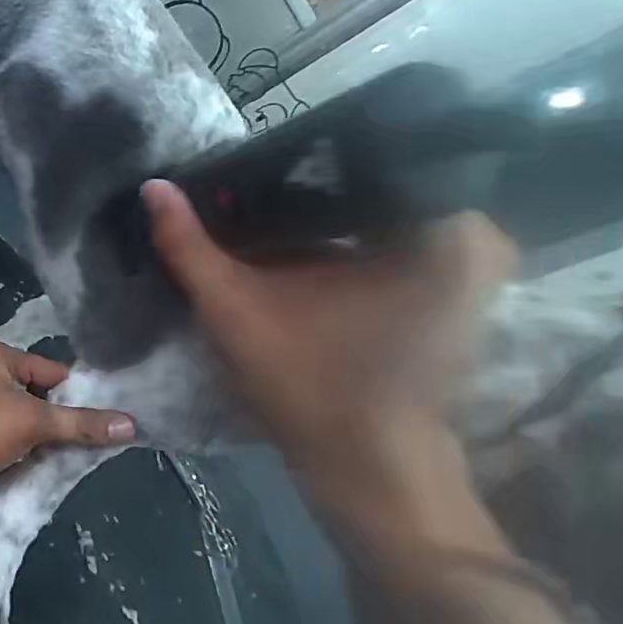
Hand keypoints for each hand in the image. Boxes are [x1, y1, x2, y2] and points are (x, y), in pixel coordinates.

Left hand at [0, 343, 135, 501]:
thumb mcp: (35, 423)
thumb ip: (82, 424)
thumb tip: (130, 425)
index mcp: (4, 357)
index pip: (57, 373)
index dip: (78, 397)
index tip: (102, 421)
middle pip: (43, 395)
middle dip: (61, 418)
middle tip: (88, 440)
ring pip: (28, 416)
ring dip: (44, 435)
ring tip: (67, 453)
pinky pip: (12, 431)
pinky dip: (26, 445)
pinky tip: (40, 461)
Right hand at [142, 179, 514, 521]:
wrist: (367, 473)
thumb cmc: (311, 388)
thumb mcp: (237, 311)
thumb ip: (191, 248)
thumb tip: (153, 186)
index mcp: (435, 232)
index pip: (378, 150)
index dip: (314, 150)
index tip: (268, 157)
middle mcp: (469, 241)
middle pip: (381, 180)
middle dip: (323, 178)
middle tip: (268, 180)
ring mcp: (469, 273)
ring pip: (393, 212)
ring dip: (340, 207)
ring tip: (283, 201)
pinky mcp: (454, 297)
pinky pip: (405, 241)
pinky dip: (360, 236)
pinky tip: (313, 242)